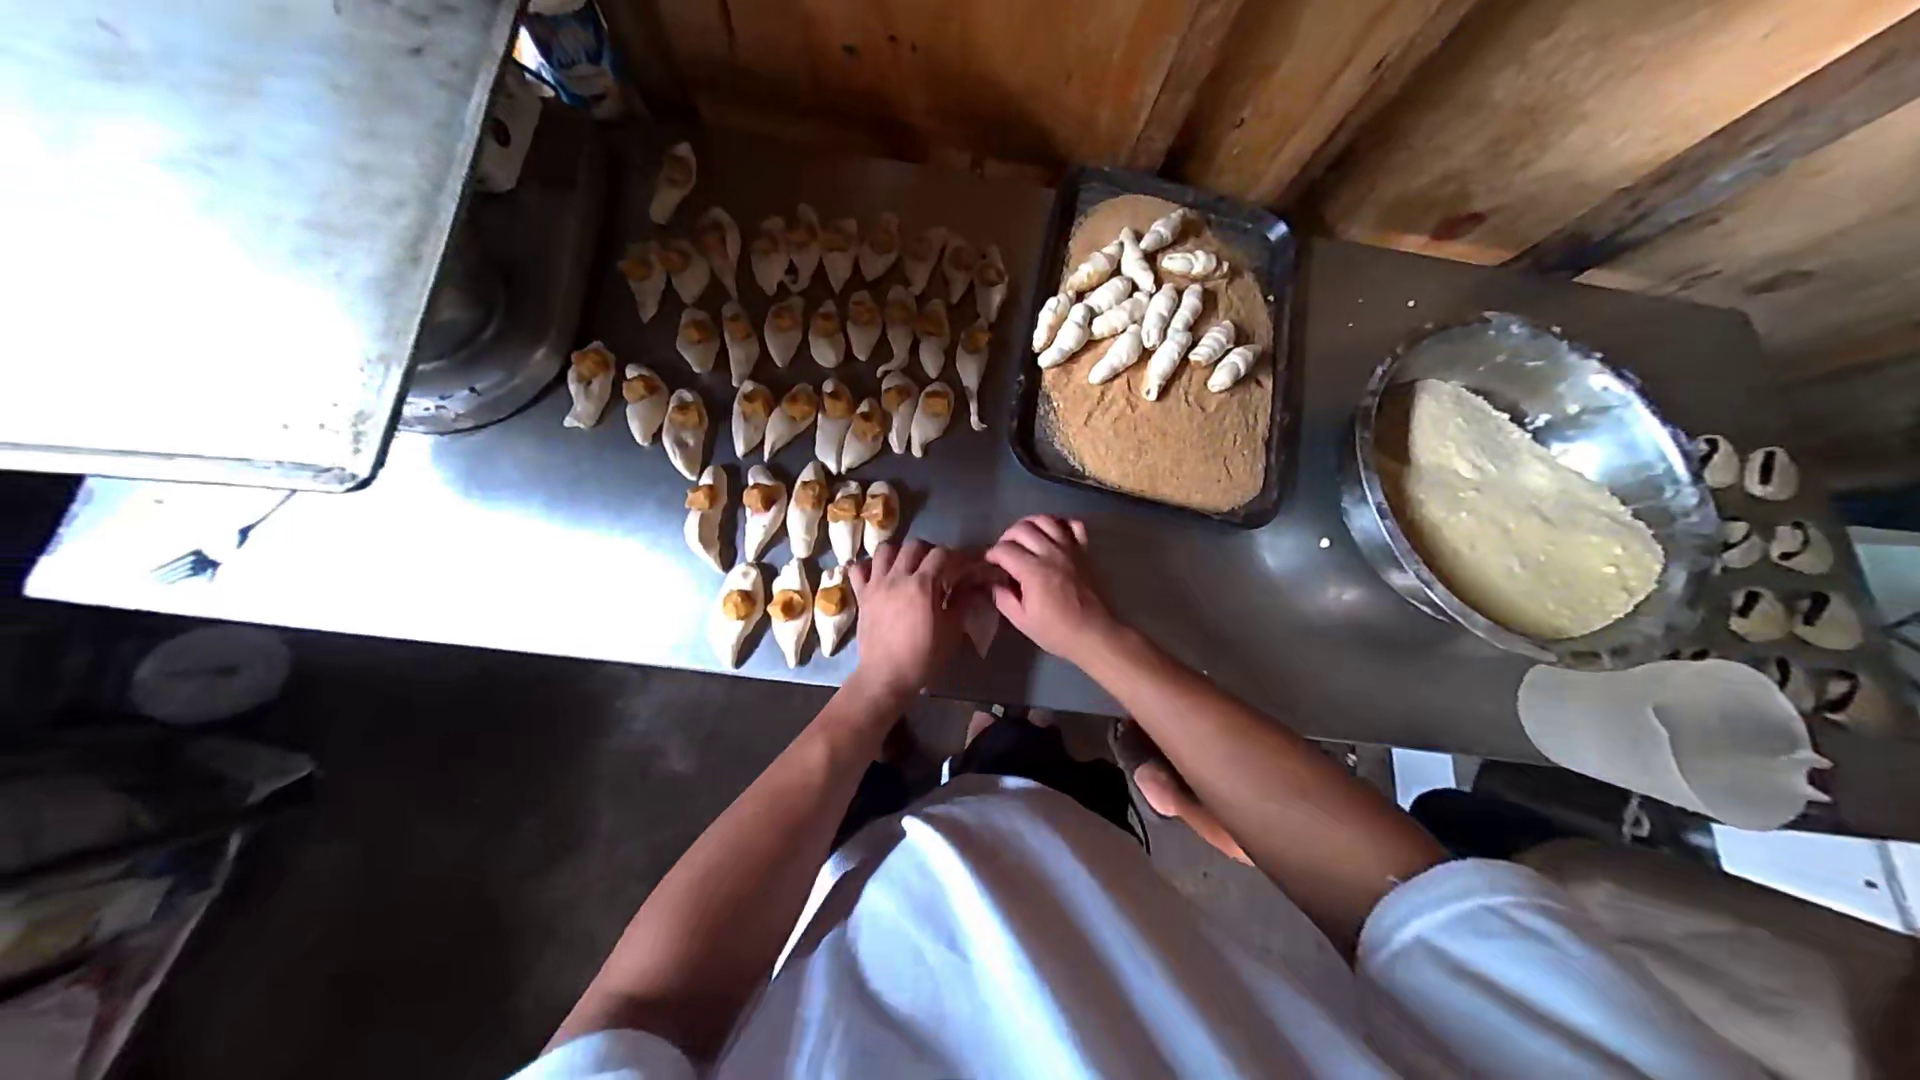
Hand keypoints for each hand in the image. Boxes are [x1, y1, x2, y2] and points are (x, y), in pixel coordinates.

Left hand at [848, 539, 968, 703]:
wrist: (886, 676)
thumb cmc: (923, 656)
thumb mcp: (951, 631)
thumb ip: (963, 603)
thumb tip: (975, 586)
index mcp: (922, 584)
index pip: (942, 554)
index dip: (956, 556)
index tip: (963, 565)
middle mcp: (897, 577)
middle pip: (914, 546)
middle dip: (929, 551)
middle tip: (937, 567)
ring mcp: (876, 584)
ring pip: (885, 550)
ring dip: (899, 552)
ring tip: (908, 566)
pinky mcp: (861, 595)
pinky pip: (859, 569)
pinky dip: (869, 566)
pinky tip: (879, 574)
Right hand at [983, 516, 1119, 664]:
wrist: (1094, 634)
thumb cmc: (1056, 631)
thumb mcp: (1022, 620)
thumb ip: (1003, 598)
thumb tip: (994, 583)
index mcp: (1033, 571)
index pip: (1004, 549)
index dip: (992, 554)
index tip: (990, 563)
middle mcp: (1051, 553)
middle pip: (1022, 529)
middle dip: (1007, 537)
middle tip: (1004, 551)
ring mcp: (1070, 549)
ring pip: (1046, 520)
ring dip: (1030, 524)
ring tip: (1024, 537)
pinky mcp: (1084, 551)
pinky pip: (1073, 525)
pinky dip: (1060, 523)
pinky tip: (1052, 534)